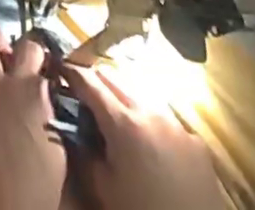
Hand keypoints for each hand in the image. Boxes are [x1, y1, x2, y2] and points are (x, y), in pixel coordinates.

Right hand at [67, 64, 227, 209]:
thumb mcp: (103, 187)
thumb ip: (83, 152)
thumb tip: (68, 128)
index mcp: (123, 123)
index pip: (90, 82)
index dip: (72, 72)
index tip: (60, 68)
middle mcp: (150, 112)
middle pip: (116, 78)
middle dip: (96, 79)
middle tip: (82, 90)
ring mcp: (176, 125)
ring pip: (141, 95)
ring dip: (123, 96)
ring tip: (114, 113)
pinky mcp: (195, 141)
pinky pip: (165, 119)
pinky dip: (149, 121)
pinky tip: (147, 142)